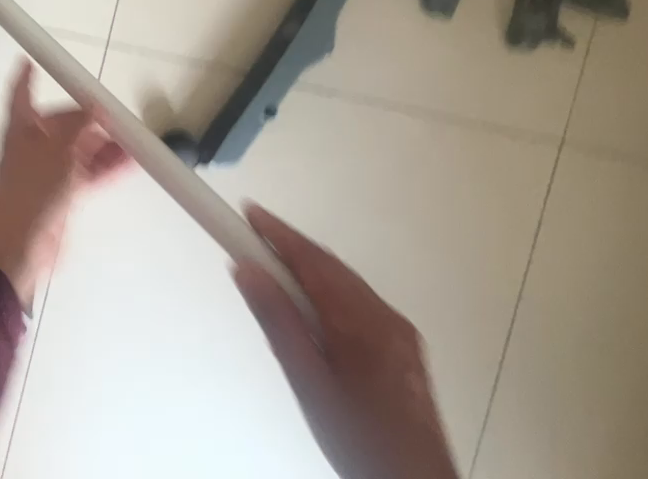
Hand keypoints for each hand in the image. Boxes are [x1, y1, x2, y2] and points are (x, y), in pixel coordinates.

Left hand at [0, 61, 130, 304]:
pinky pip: (88, 173)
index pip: (21, 95)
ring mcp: (47, 172)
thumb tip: (94, 108)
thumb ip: (79, 126)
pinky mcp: (62, 196)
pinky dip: (107, 167)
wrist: (22, 244)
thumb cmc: (31, 190)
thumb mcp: (58, 150)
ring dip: (103, 143)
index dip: (25, 78)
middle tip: (113, 114)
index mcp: (19, 129)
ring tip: (132, 137)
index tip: (29, 61)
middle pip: (60, 124)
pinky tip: (131, 161)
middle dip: (86, 118)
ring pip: (79, 150)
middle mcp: (31, 147)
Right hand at [233, 204, 460, 478]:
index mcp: (360, 321)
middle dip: (287, 245)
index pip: (310, 259)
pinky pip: (356, 300)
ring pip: (343, 282)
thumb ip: (276, 320)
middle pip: (329, 265)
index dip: (275, 231)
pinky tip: (307, 303)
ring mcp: (398, 332)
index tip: (245, 211)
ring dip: (306, 266)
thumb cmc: (356, 436)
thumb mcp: (305, 380)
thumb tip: (246, 268)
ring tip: (269, 268)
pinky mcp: (402, 348)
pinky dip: (325, 287)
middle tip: (247, 236)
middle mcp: (385, 317)